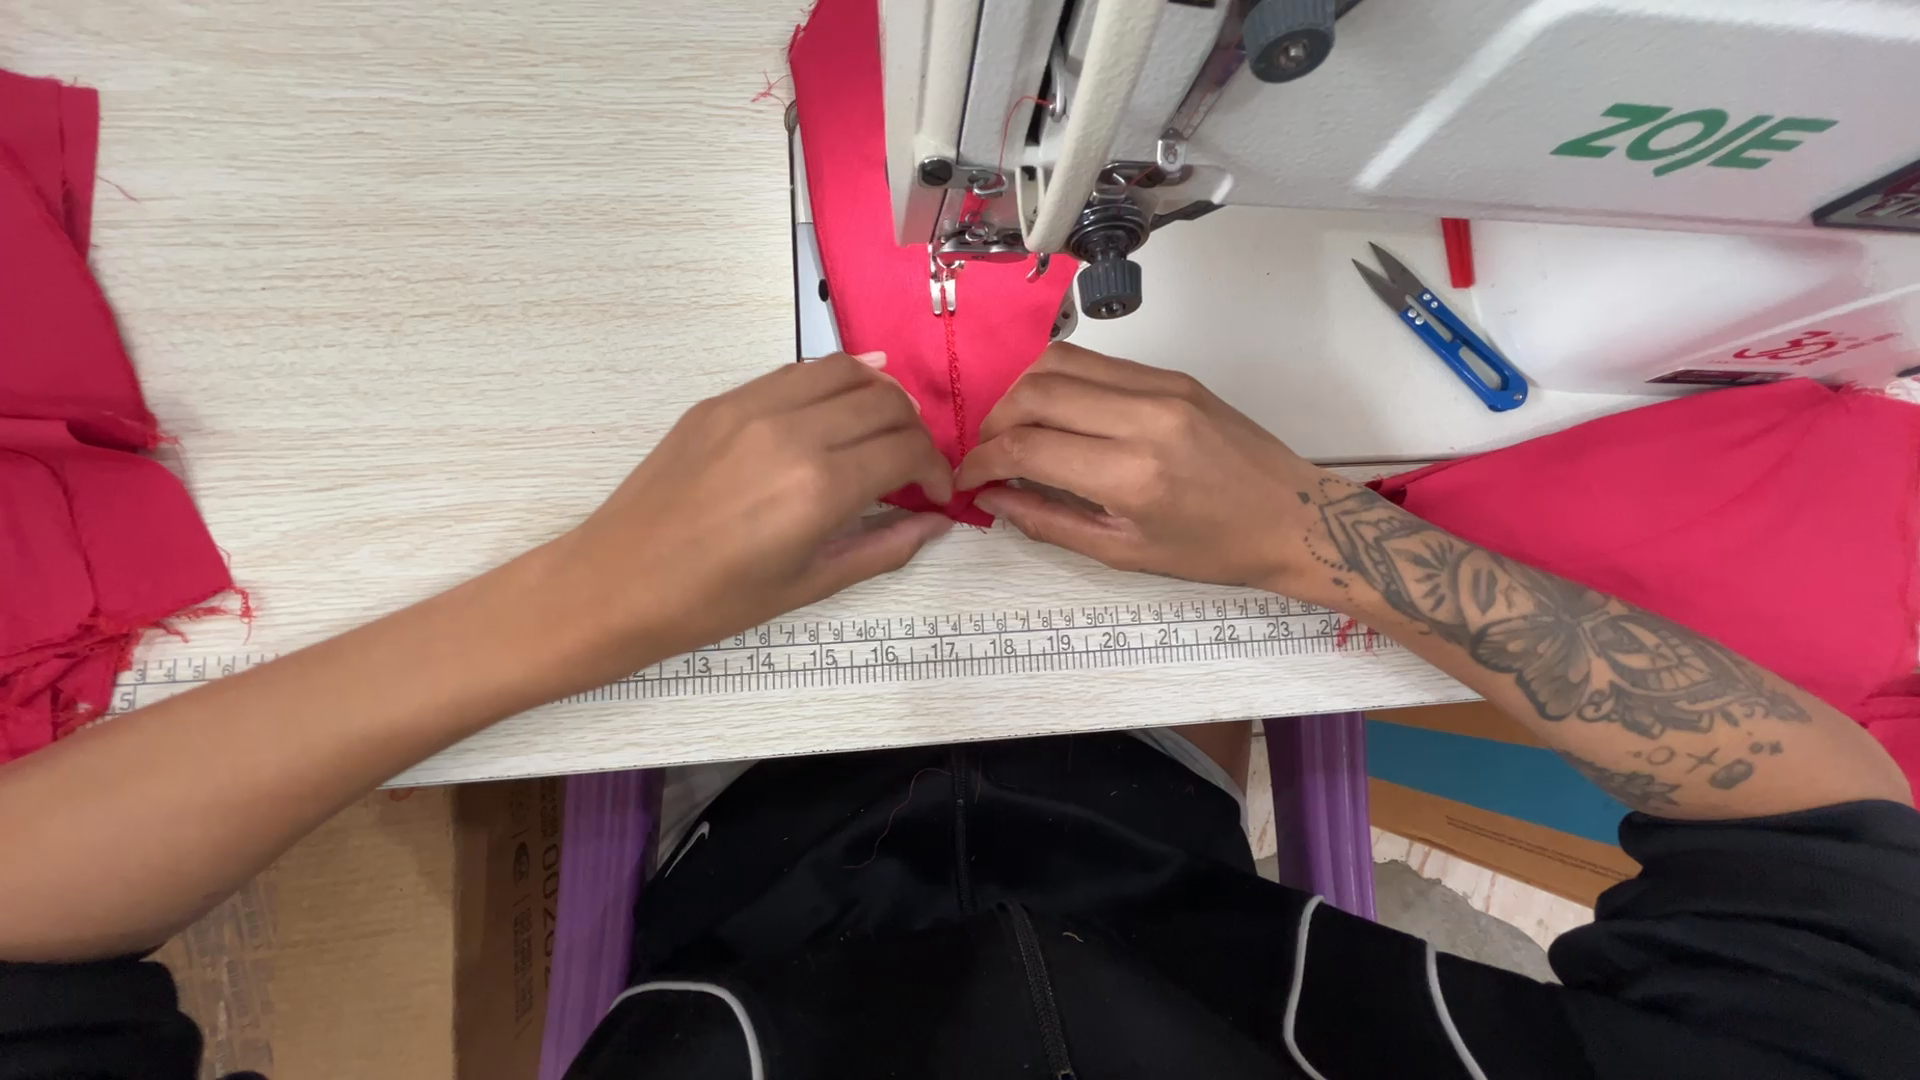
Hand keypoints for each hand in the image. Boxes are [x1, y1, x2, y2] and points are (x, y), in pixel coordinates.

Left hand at [554, 353, 954, 669]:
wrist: (617, 582)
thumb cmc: (715, 602)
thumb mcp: (811, 585)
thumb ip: (886, 547)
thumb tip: (937, 521)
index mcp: (819, 488)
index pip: (907, 450)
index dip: (936, 469)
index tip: (935, 492)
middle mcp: (792, 433)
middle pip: (887, 404)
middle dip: (916, 433)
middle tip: (912, 466)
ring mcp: (752, 407)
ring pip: (846, 371)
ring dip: (881, 397)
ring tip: (883, 431)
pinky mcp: (722, 401)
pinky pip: (796, 372)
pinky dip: (834, 381)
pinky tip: (843, 403)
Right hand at [956, 344, 1351, 597]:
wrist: (1292, 516)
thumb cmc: (1212, 549)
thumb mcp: (1124, 552)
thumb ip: (1048, 521)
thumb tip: (993, 497)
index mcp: (1131, 474)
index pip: (1027, 446)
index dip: (982, 461)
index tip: (967, 478)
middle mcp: (1143, 417)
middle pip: (1035, 392)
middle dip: (993, 422)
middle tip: (986, 454)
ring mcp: (1161, 386)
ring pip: (1060, 362)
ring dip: (1020, 393)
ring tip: (1014, 430)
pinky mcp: (1172, 375)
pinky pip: (1096, 363)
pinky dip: (1059, 383)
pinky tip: (1056, 415)